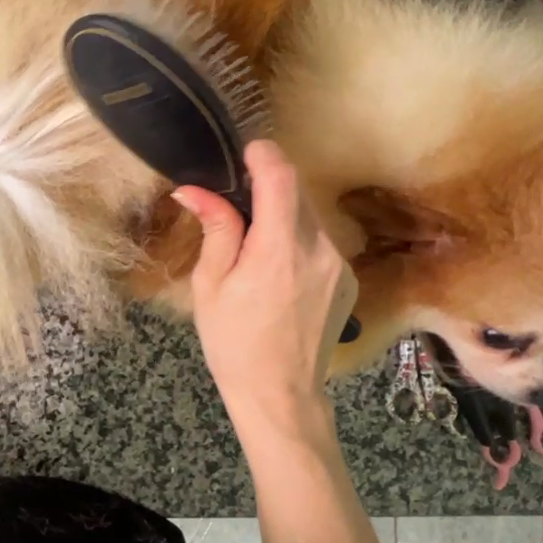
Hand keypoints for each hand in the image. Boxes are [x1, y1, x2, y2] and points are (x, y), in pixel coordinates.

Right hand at [174, 140, 357, 438]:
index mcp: (279, 251)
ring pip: (308, 219)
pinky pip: (319, 243)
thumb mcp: (210, 284)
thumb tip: (194, 190)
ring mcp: (340, 266)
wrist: (280, 393)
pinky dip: (295, 239)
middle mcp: (320, 251)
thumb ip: (215, 230)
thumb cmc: (232, 340)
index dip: (264, 156)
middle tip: (232, 202)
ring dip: (280, 216)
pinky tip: (273, 268)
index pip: (282, 180)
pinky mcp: (347, 280)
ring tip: (249, 241)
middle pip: (296, 196)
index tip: (245, 150)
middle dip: (266, 188)